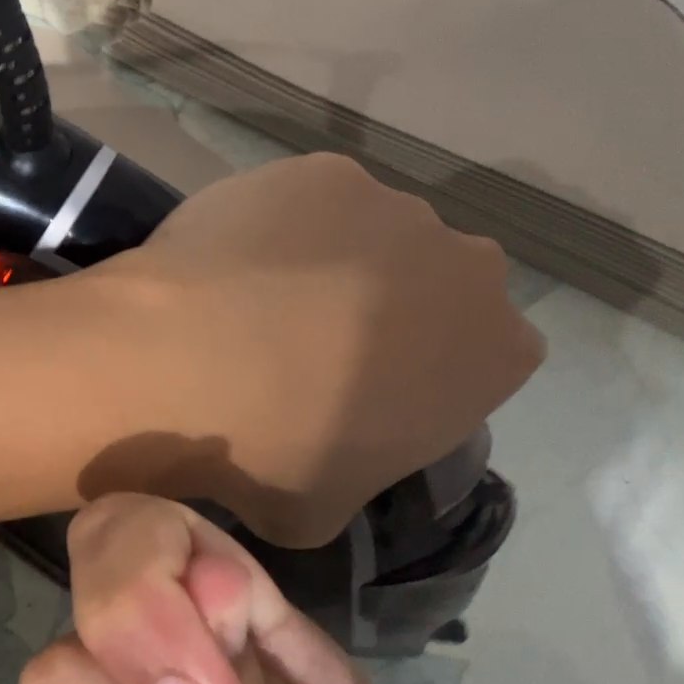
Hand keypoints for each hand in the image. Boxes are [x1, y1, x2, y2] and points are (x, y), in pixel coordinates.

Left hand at [87, 152, 543, 546]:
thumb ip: (339, 489)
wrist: (186, 362)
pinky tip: (214, 259)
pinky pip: (292, 200)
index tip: (339, 390)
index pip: (465, 360)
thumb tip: (306, 484)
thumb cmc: (265, 451)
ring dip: (312, 262)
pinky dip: (260, 224)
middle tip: (281, 341)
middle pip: (419, 287)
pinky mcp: (314, 172)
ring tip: (234, 299)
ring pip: (357, 236)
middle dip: (368, 310)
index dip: (401, 374)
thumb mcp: (317, 511)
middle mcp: (466, 267)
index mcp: (496, 352)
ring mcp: (390, 207)